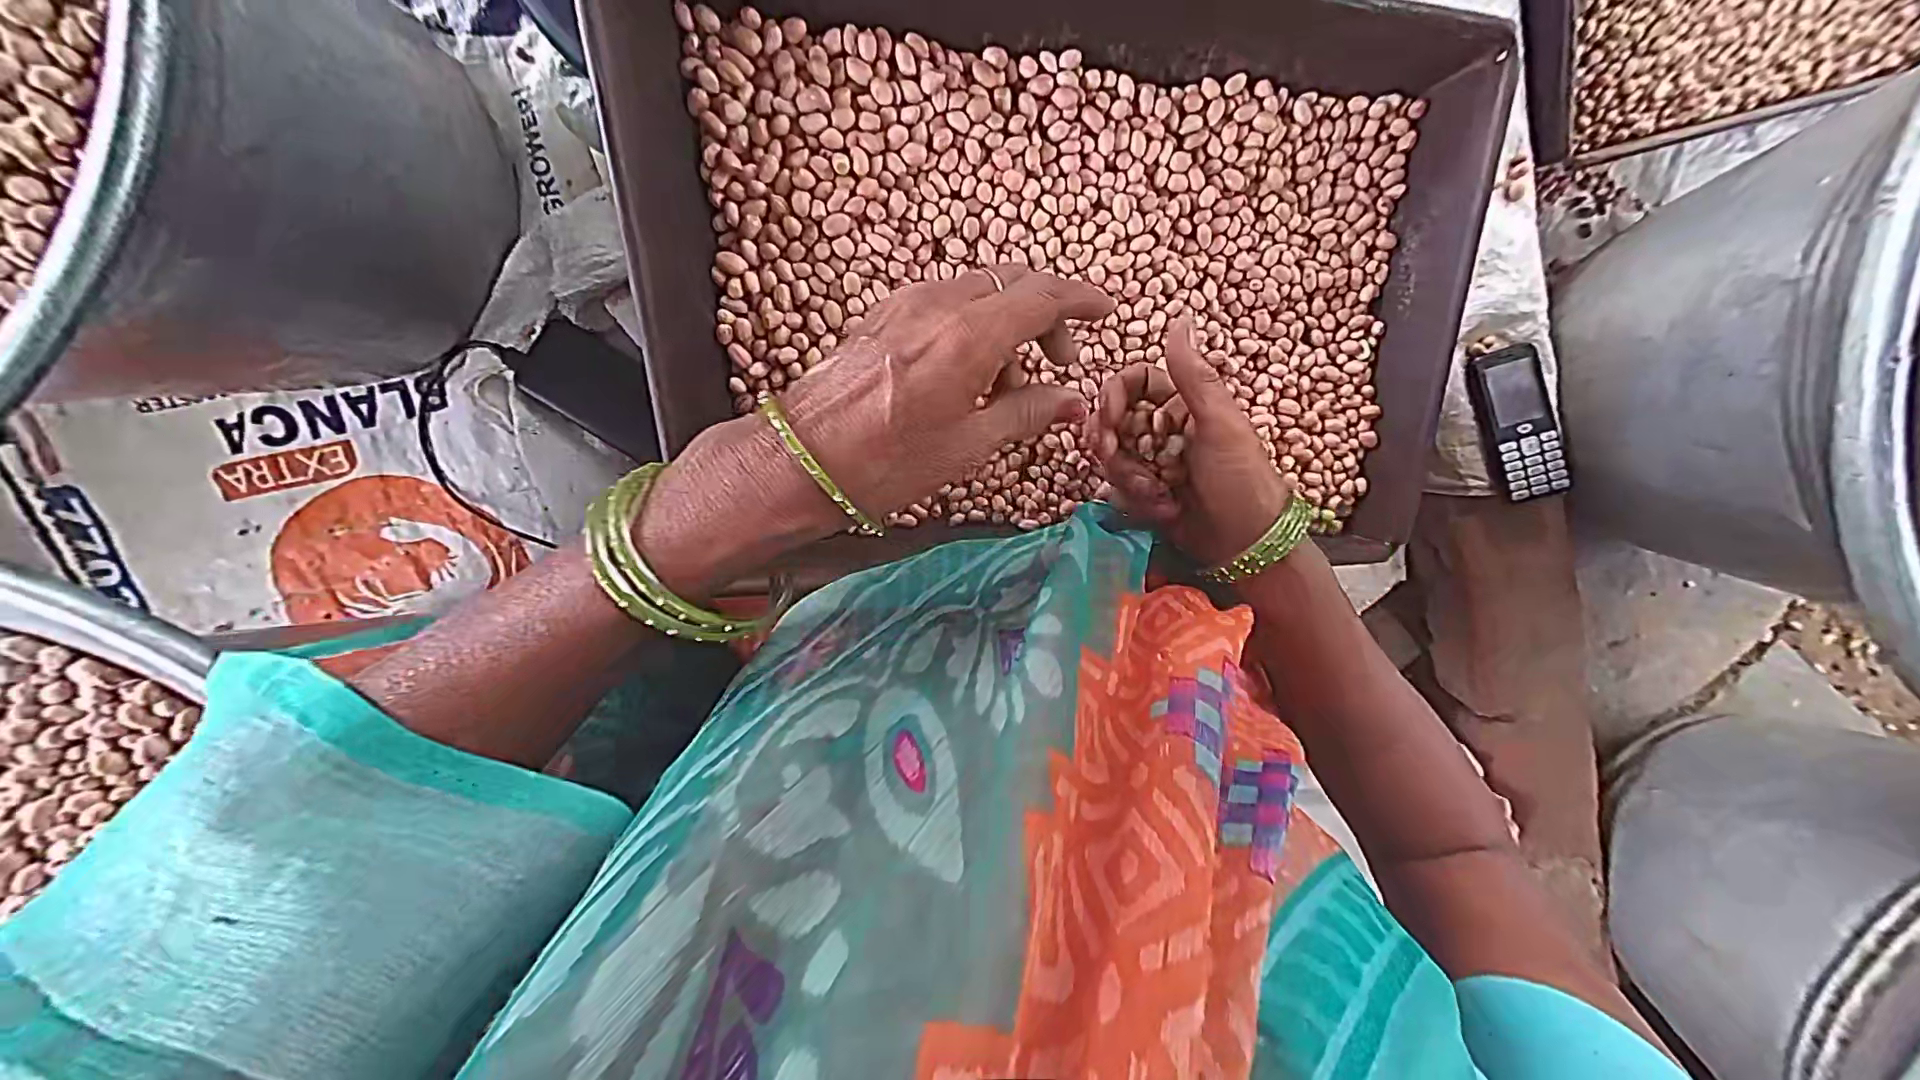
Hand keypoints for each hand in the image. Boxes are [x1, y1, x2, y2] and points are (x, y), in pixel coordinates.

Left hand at [639, 266, 1115, 596]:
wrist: (802, 461)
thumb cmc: (887, 464)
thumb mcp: (969, 446)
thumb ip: (1027, 412)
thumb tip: (1071, 400)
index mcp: (970, 335)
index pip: (1044, 295)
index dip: (1082, 300)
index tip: (1105, 312)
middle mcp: (939, 305)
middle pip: (1014, 283)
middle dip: (1048, 314)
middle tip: (1060, 361)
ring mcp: (906, 305)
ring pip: (979, 290)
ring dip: (1008, 322)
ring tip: (1007, 383)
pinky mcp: (884, 315)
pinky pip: (945, 302)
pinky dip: (973, 323)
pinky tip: (967, 370)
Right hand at [1085, 316, 1293, 567]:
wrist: (1245, 542)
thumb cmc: (1241, 478)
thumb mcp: (1218, 423)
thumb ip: (1193, 375)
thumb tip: (1180, 319)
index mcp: (1181, 404)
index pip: (1131, 385)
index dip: (1112, 397)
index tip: (1106, 418)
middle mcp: (1161, 429)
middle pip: (1112, 423)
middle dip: (1112, 445)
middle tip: (1115, 458)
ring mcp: (1151, 462)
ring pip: (1111, 458)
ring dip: (1129, 477)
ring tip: (1159, 494)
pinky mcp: (1144, 492)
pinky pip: (1118, 488)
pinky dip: (1134, 500)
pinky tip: (1163, 509)